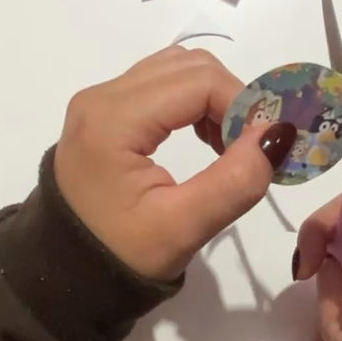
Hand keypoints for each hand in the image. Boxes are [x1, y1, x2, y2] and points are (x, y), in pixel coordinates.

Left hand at [56, 46, 296, 279]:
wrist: (62, 273)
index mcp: (113, 119)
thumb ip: (233, 181)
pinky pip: (161, 86)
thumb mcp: (181, 229)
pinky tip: (206, 140)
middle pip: (189, 67)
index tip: (267, 149)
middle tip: (250, 150)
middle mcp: (102, 97)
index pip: (200, 82)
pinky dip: (193, 103)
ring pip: (176, 70)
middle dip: (232, 100)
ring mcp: (100, 101)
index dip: (244, 107)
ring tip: (229, 147)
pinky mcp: (105, 112)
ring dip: (214, 99)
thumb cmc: (119, 256)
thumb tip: (279, 134)